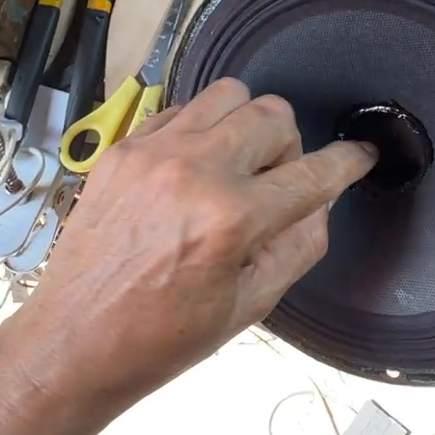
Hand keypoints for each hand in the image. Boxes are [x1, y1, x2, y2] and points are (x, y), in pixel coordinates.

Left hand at [3, 78, 377, 408]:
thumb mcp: (250, 305)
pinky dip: (201, 131)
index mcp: (231, 219)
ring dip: (246, 124)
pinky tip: (191, 171)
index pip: (312, 174)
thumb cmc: (164, 338)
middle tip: (273, 183)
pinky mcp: (121, 149)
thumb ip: (300, 244)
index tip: (360, 155)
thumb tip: (321, 199)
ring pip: (227, 94)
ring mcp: (152, 152)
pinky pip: (181, 110)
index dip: (347, 162)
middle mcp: (193, 170)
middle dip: (290, 145)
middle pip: (273, 113)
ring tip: (233, 168)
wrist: (73, 340)